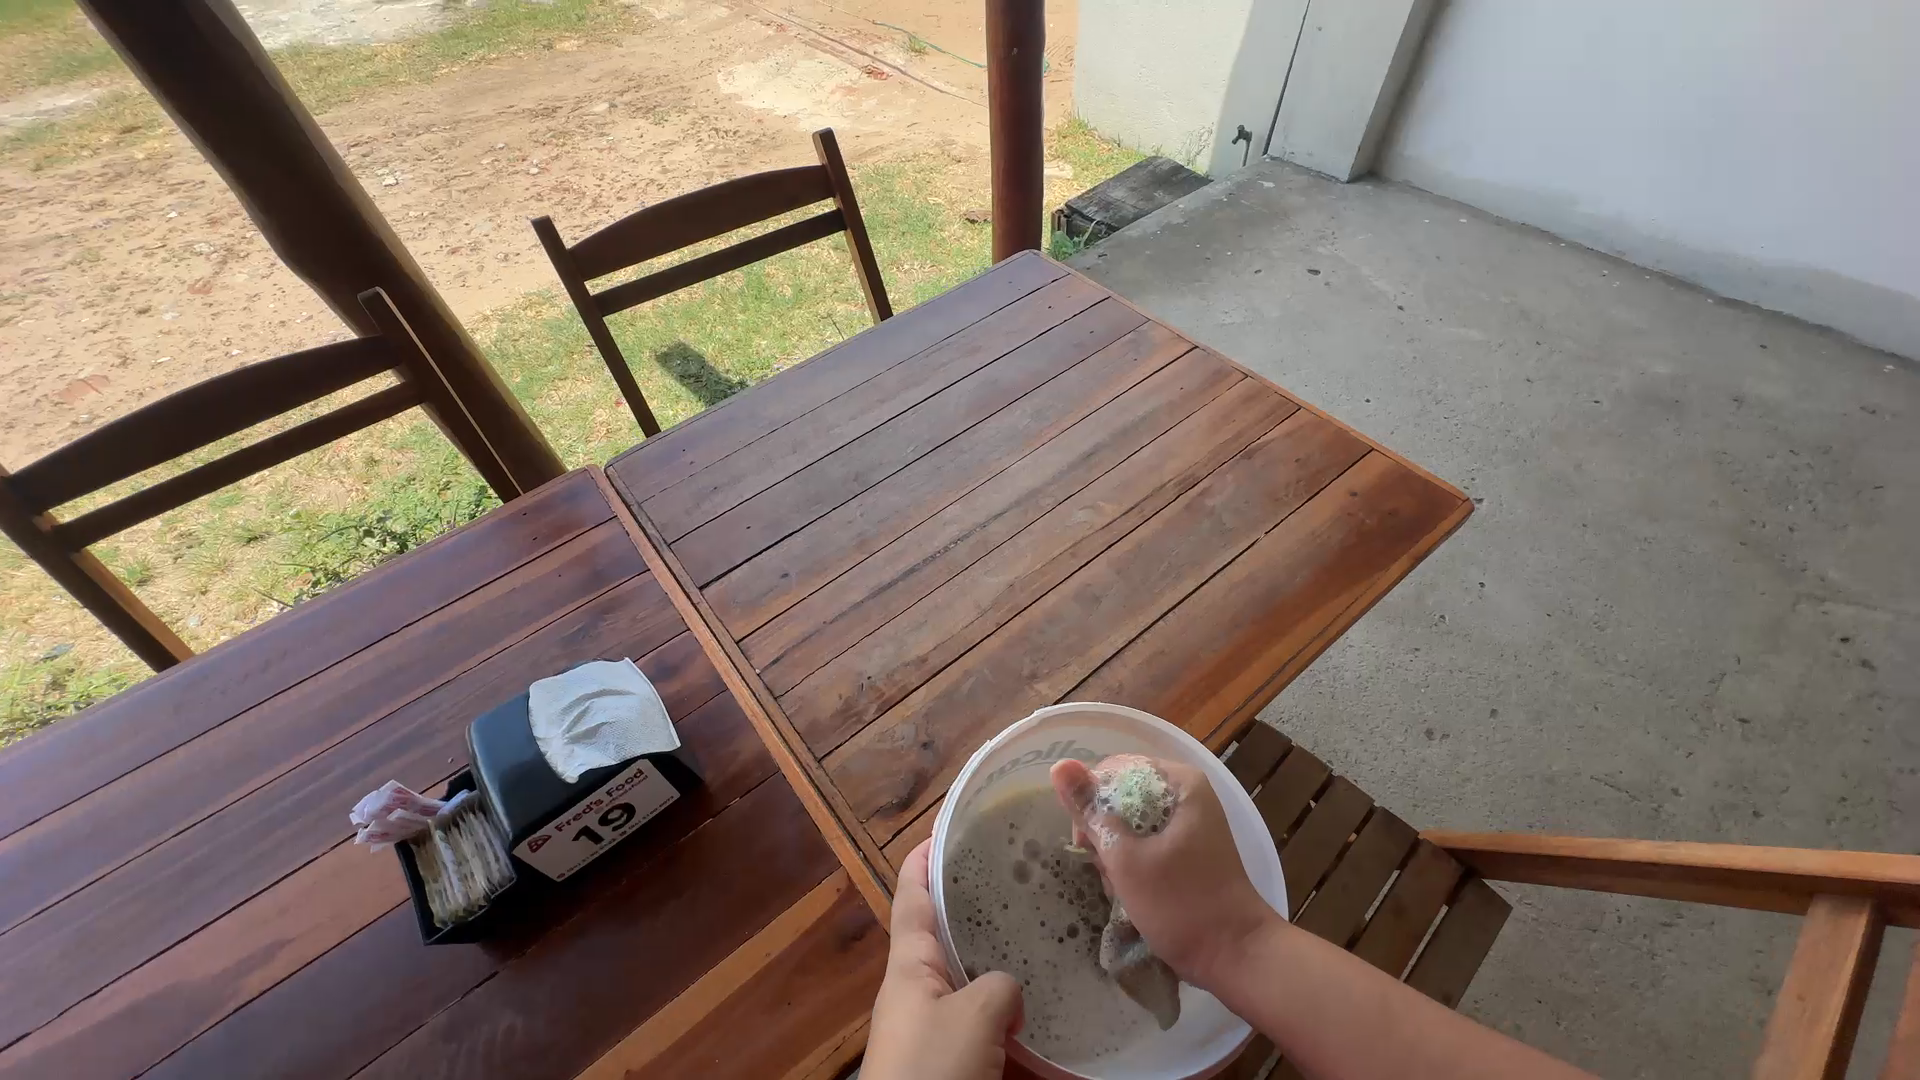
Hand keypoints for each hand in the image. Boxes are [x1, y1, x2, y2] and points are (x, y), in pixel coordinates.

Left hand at [863, 839, 1024, 1079]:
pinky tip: (1044, 1007)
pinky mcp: (954, 1061)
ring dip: (1001, 961)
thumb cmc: (932, 1072)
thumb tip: (1009, 988)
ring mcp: (936, 1027)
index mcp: (909, 964)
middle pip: (945, 932)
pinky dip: (1011, 1012)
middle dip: (976, 905)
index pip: (911, 893)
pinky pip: (986, 1023)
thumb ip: (998, 985)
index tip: (947, 824)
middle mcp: (919, 989)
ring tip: (1041, 932)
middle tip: (1017, 877)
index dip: (923, 856)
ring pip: (972, 978)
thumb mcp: (973, 1016)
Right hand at [1050, 756, 1278, 989]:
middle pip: (1120, 796)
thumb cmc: (1182, 905)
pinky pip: (1146, 841)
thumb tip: (1059, 765)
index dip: (1091, 802)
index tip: (1087, 843)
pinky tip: (1134, 892)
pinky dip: (1134, 864)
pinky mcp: (1188, 848)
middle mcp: (1185, 793)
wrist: (1238, 958)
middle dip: (1105, 834)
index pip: (1113, 770)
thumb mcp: (1125, 859)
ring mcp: (1189, 822)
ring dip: (1117, 854)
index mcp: (1178, 782)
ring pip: (1130, 822)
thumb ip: (1090, 811)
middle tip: (1107, 870)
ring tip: (1123, 888)